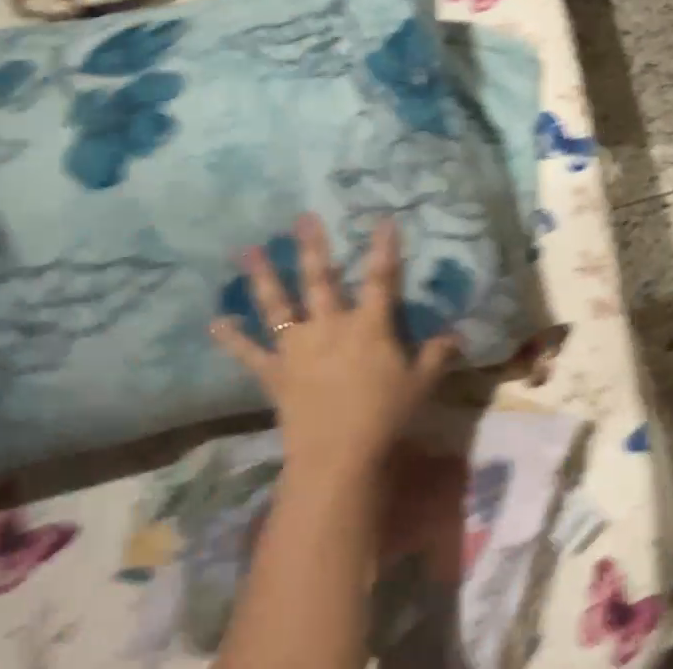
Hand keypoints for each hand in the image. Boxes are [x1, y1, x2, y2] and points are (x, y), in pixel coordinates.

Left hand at [211, 213, 457, 483]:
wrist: (337, 455)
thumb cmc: (386, 415)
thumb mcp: (422, 383)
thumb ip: (438, 354)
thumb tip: (456, 335)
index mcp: (370, 326)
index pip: (381, 279)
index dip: (384, 248)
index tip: (383, 220)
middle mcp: (331, 327)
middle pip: (320, 280)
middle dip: (312, 247)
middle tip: (302, 218)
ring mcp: (298, 348)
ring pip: (278, 306)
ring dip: (262, 277)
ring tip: (248, 250)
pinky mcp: (275, 373)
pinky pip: (249, 353)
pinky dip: (232, 337)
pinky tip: (216, 320)